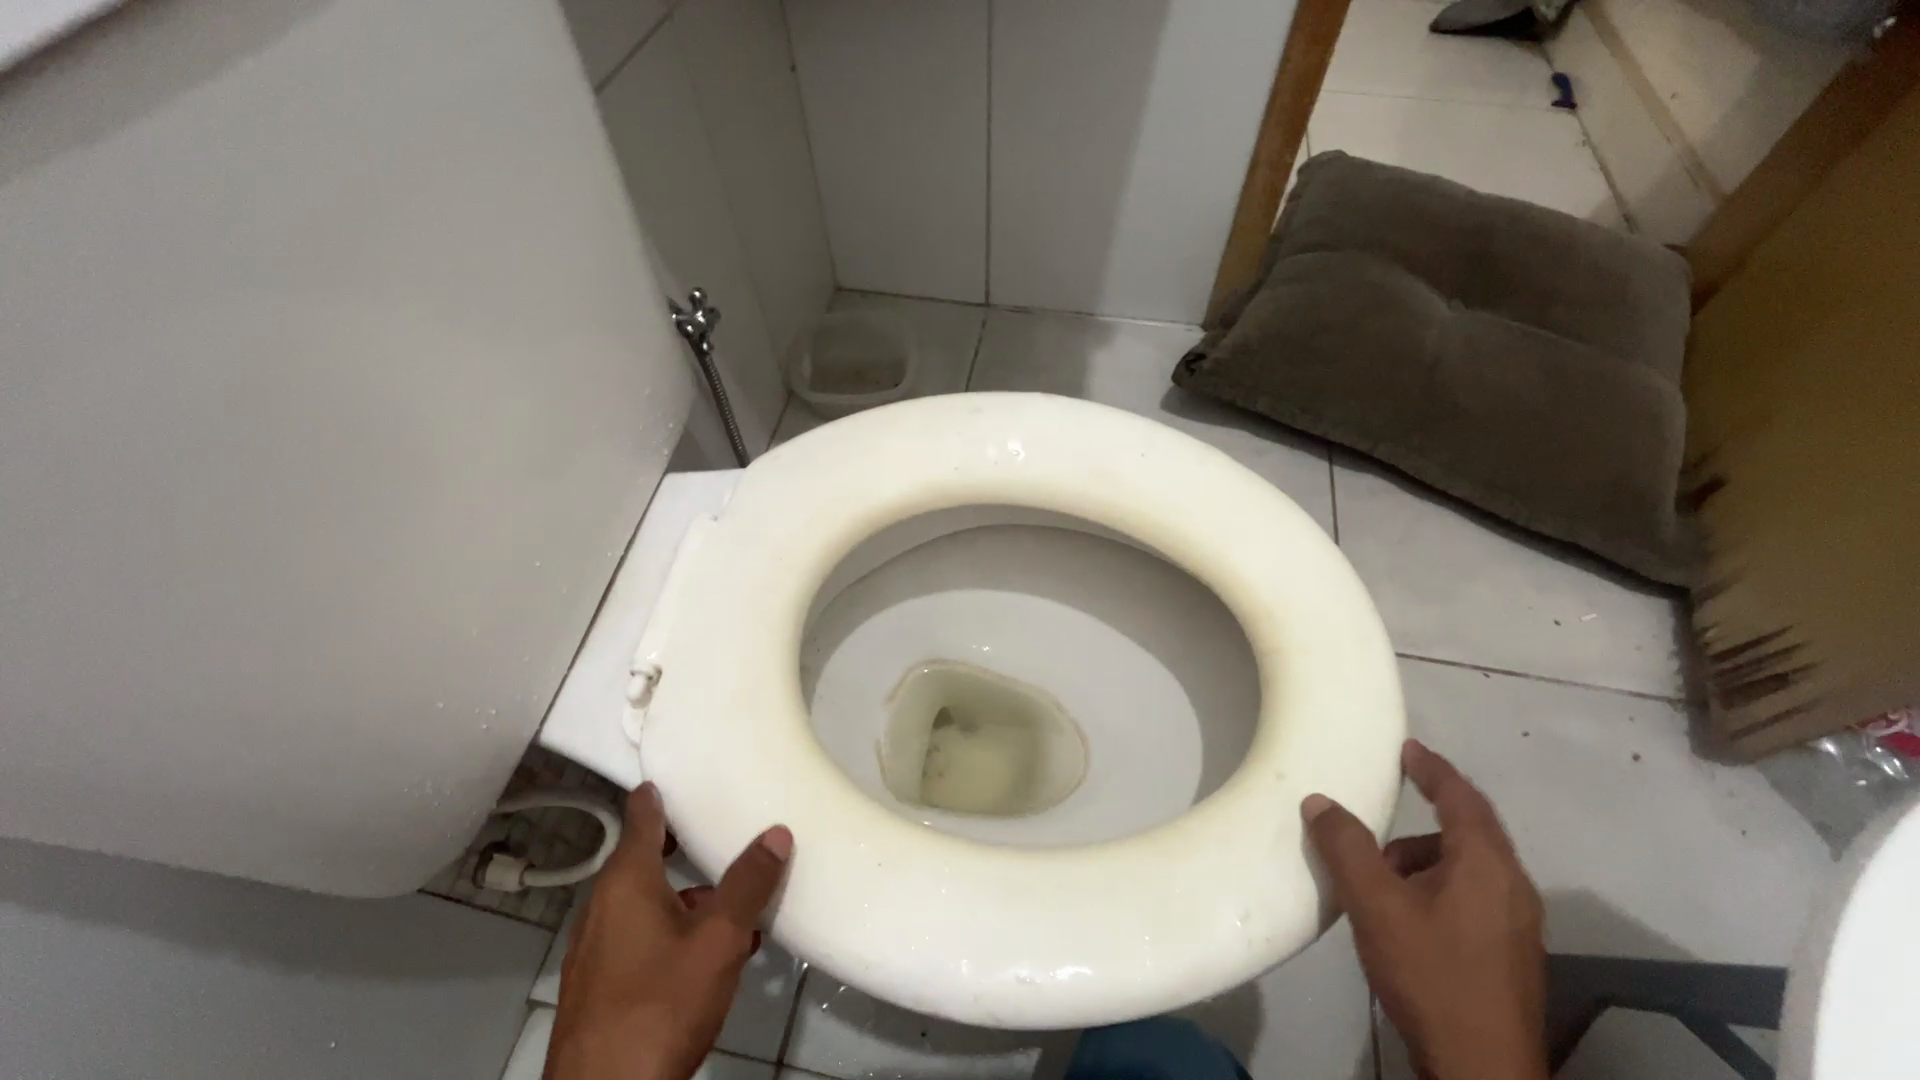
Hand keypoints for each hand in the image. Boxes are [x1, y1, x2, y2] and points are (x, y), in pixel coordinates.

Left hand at [545, 784, 793, 1079]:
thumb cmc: (661, 1004)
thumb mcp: (719, 940)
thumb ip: (748, 884)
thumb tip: (775, 833)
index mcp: (626, 882)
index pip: (642, 816)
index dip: (661, 793)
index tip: (682, 775)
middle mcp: (603, 906)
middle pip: (645, 859)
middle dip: (685, 846)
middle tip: (723, 832)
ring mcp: (597, 947)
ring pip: (647, 902)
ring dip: (687, 897)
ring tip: (734, 908)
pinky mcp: (601, 983)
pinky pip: (640, 936)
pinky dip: (673, 930)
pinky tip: (711, 956)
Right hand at [1302, 740, 1547, 1079]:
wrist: (1481, 1069)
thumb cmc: (1430, 973)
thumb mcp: (1375, 904)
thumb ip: (1346, 847)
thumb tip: (1320, 802)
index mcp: (1487, 865)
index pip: (1462, 798)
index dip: (1433, 769)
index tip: (1408, 748)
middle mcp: (1513, 886)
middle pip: (1471, 831)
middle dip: (1427, 814)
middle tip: (1388, 805)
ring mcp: (1518, 924)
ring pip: (1469, 868)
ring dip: (1426, 857)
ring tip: (1380, 878)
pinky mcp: (1510, 954)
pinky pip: (1473, 896)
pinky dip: (1437, 885)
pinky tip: (1405, 916)